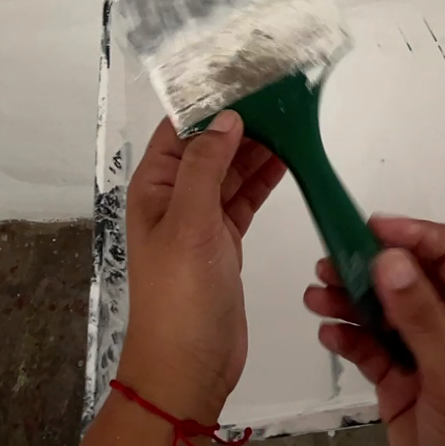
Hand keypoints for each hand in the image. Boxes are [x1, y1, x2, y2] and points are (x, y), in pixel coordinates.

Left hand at [113, 110, 287, 421]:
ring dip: (257, 148)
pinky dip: (265, 178)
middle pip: (210, 145)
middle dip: (240, 122)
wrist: (189, 367)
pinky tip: (288, 158)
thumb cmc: (178, 294)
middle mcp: (176, 195)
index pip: (179, 128)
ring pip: (232, 169)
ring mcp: (202, 216)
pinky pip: (246, 195)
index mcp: (155, 186)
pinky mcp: (225, 236)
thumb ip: (207, 167)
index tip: (243, 78)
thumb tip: (227, 118)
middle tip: (279, 97)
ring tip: (290, 120)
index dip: (207, 102)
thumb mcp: (189, 223)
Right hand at [304, 217, 444, 445]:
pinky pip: (370, 347)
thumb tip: (389, 257)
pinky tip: (328, 331)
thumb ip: (421, 316)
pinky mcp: (400, 382)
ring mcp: (425, 353)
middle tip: (328, 260)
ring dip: (349, 299)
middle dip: (367, 267)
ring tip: (315, 295)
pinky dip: (347, 337)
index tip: (370, 227)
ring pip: (383, 310)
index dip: (412, 234)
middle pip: (407, 277)